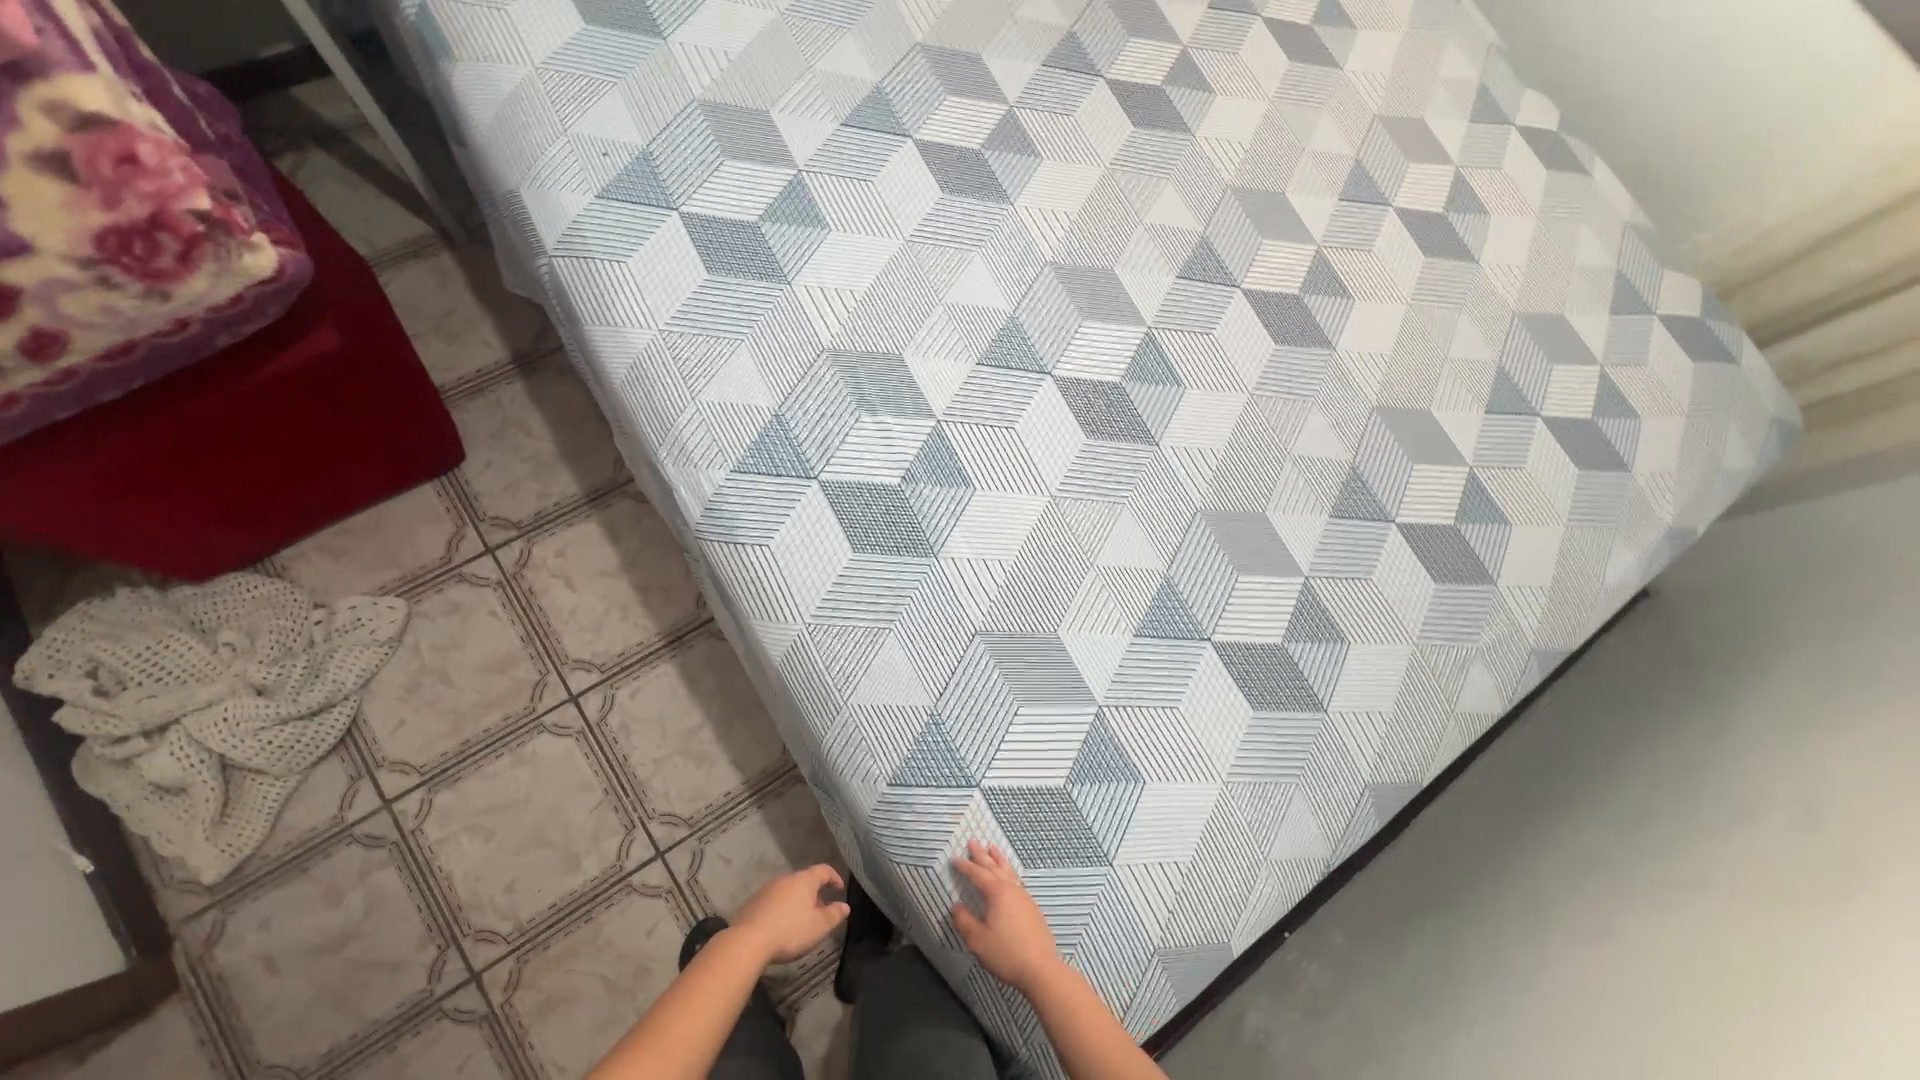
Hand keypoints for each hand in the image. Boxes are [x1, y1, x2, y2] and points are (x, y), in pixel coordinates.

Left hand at [731, 864, 850, 964]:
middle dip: (815, 895)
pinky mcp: (753, 902)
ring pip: (788, 892)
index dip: (834, 877)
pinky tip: (780, 927)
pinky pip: (773, 901)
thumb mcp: (819, 926)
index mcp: (804, 880)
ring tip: (801, 922)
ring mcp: (766, 889)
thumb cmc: (790, 931)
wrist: (748, 941)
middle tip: (820, 913)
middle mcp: (785, 879)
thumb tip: (844, 906)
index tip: (840, 890)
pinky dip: (781, 909)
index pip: (823, 870)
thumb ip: (834, 914)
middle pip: (804, 881)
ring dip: (797, 903)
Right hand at [951, 841, 1062, 993]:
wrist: (1041, 969)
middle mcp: (1012, 890)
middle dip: (982, 856)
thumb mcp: (977, 940)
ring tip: (993, 849)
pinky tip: (1009, 878)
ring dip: (999, 860)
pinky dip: (1009, 873)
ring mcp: (1025, 898)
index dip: (965, 867)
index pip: (978, 875)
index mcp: (997, 894)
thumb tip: (957, 906)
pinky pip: (1017, 882)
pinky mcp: (1032, 909)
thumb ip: (964, 921)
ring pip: (1009, 873)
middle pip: (994, 868)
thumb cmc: (1006, 953)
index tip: (955, 859)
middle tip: (974, 842)